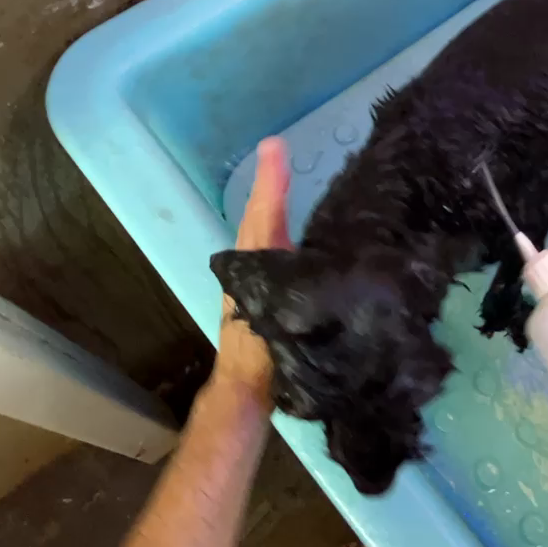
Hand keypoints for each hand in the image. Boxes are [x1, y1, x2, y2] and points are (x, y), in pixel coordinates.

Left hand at [214, 137, 288, 397]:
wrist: (246, 398)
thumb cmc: (261, 367)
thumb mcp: (274, 330)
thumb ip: (280, 295)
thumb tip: (295, 259)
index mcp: (255, 272)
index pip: (263, 221)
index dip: (270, 186)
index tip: (275, 149)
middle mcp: (254, 269)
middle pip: (262, 219)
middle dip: (270, 184)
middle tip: (279, 148)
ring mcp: (260, 280)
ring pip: (266, 231)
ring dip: (274, 200)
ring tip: (285, 169)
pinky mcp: (271, 292)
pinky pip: (277, 247)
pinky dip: (283, 224)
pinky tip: (301, 221)